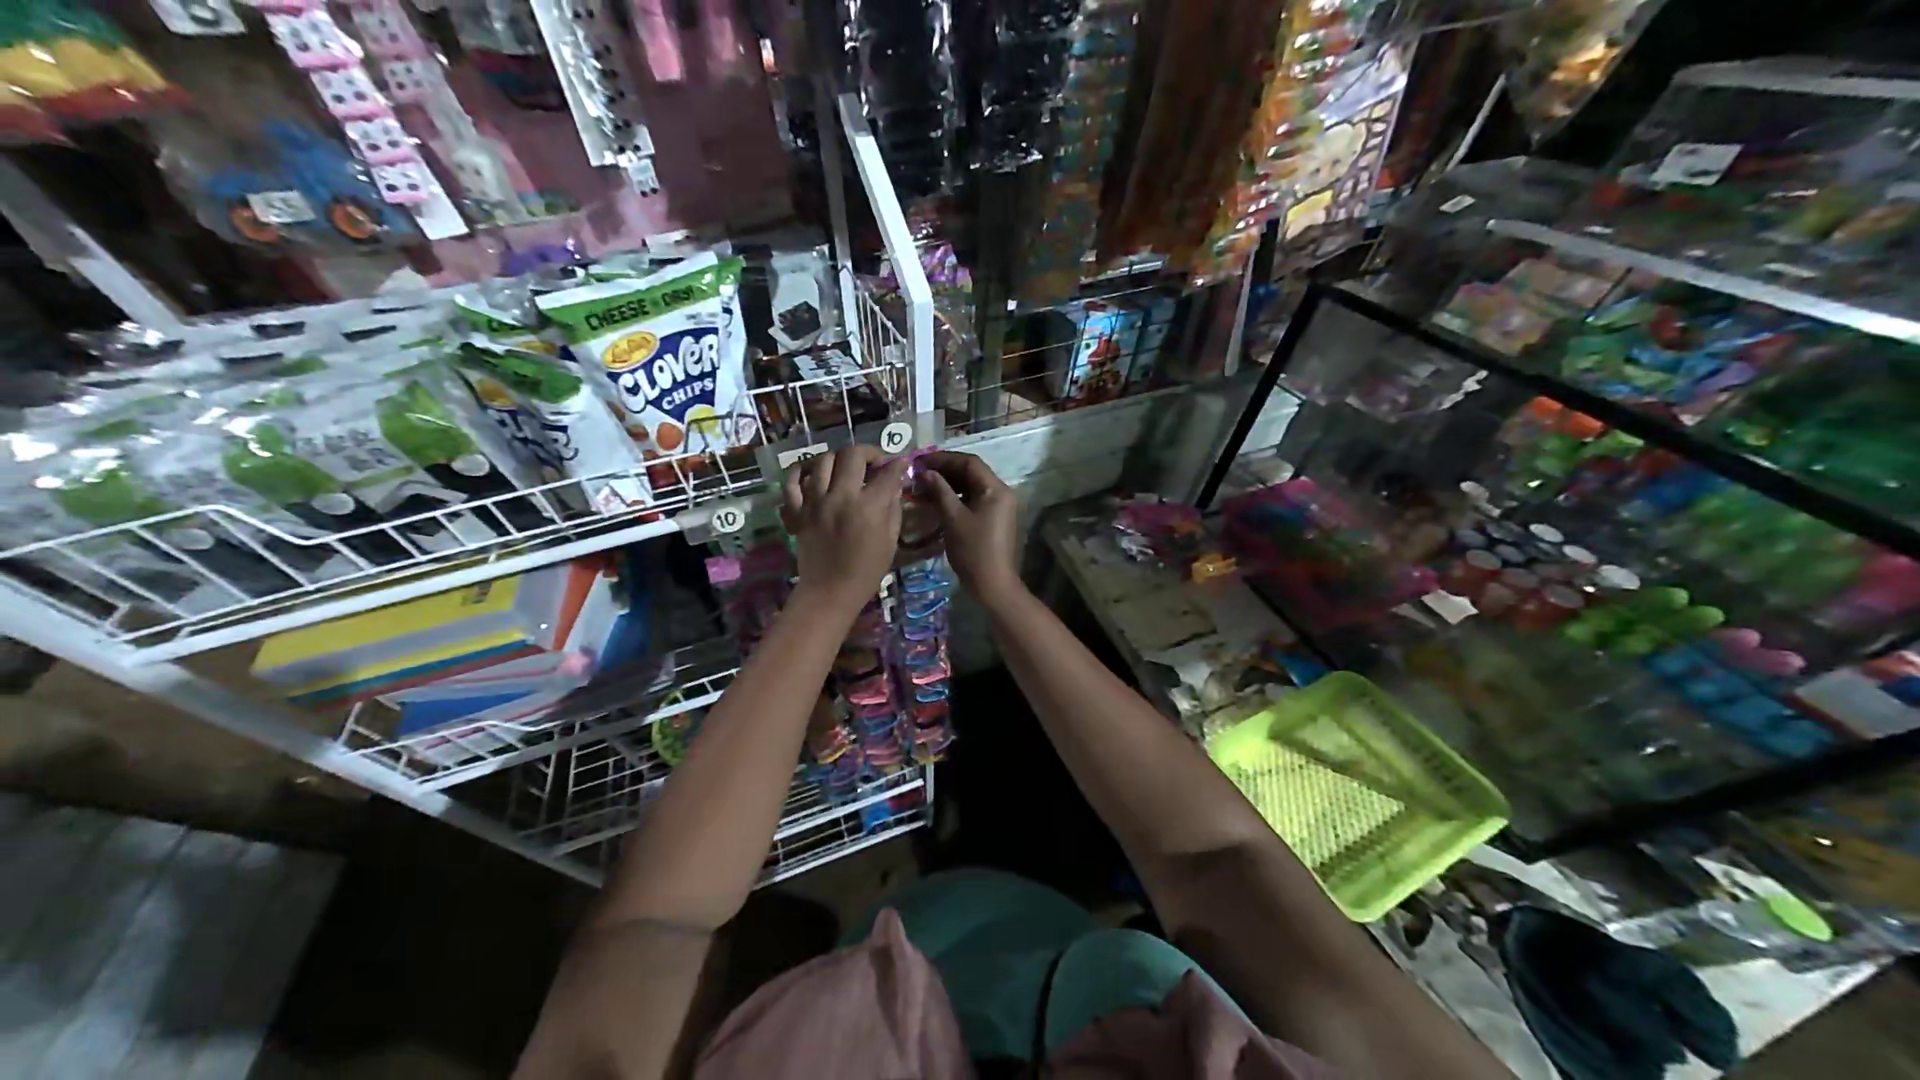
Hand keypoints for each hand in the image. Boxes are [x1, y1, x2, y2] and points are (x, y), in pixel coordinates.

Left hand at [781, 444, 906, 609]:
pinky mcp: (798, 510)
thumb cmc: (867, 570)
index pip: (887, 472)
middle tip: (873, 463)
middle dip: (868, 453)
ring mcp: (815, 501)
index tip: (900, 464)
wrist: (830, 591)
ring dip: (838, 459)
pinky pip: (793, 481)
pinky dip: (801, 471)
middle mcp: (841, 496)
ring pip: (824, 461)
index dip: (897, 464)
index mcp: (869, 506)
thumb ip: (893, 508)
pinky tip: (811, 471)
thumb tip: (894, 484)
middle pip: (853, 455)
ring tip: (845, 468)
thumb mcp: (891, 541)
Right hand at [923, 450, 1022, 605]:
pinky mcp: (994, 519)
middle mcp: (1001, 493)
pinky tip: (938, 500)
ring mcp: (999, 507)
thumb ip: (940, 491)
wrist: (993, 584)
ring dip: (949, 484)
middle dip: (945, 470)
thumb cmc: (973, 550)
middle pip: (972, 473)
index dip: (944, 459)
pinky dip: (956, 497)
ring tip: (925, 485)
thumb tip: (926, 472)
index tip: (920, 461)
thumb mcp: (953, 518)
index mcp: (996, 489)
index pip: (969, 463)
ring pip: (972, 486)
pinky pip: (974, 500)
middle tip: (920, 472)